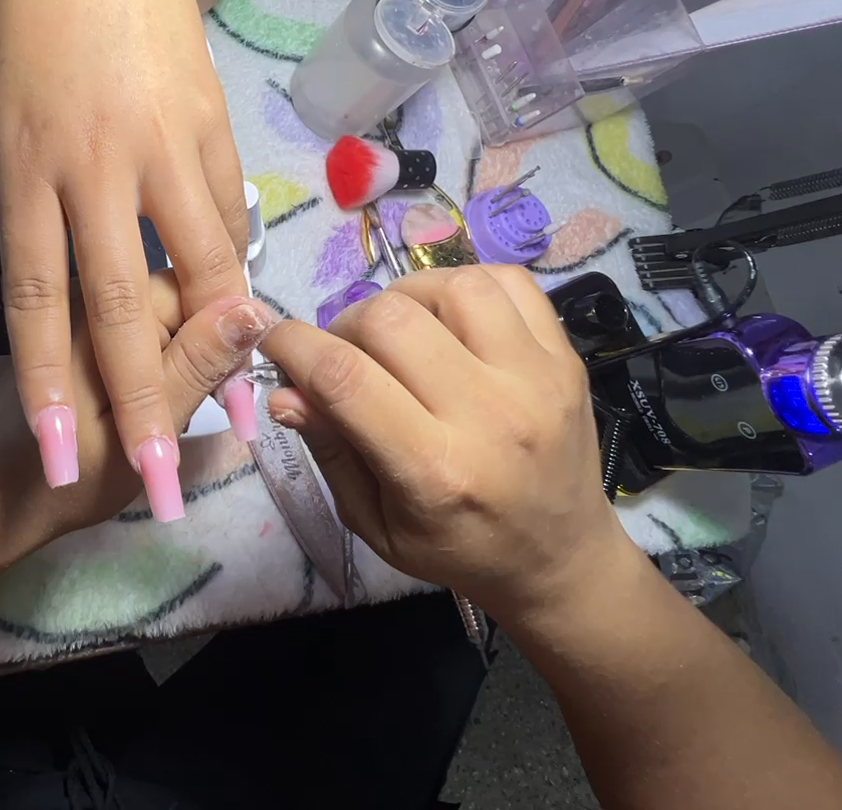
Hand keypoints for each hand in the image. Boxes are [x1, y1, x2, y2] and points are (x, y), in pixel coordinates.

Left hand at [0, 0, 249, 508]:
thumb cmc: (23, 12)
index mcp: (28, 169)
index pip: (37, 298)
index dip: (49, 385)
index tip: (59, 458)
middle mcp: (97, 170)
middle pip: (119, 303)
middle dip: (141, 400)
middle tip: (158, 480)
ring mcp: (163, 148)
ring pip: (198, 264)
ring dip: (220, 346)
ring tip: (246, 416)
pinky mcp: (213, 125)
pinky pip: (225, 211)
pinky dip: (234, 266)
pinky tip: (249, 316)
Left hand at [0, 278, 274, 554]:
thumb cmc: (63, 481)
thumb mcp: (140, 433)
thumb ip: (194, 367)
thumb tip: (256, 308)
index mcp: (104, 306)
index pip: (197, 287)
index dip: (227, 341)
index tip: (233, 398)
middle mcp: (95, 289)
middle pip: (185, 296)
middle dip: (210, 351)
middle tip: (208, 413)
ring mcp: (89, 308)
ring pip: (169, 315)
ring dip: (190, 360)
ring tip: (188, 414)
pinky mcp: (85, 330)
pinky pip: (144, 330)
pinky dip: (165, 365)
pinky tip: (165, 401)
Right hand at [257, 265, 635, 625]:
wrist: (561, 559)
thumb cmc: (455, 547)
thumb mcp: (372, 519)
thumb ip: (328, 448)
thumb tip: (283, 391)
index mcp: (433, 471)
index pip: (344, 377)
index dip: (294, 345)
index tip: (275, 342)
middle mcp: (490, 416)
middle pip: (389, 321)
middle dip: (344, 326)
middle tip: (344, 353)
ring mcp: (538, 379)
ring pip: (450, 287)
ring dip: (403, 298)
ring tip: (397, 330)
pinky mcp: (566, 358)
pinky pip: (508, 282)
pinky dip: (461, 285)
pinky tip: (446, 317)